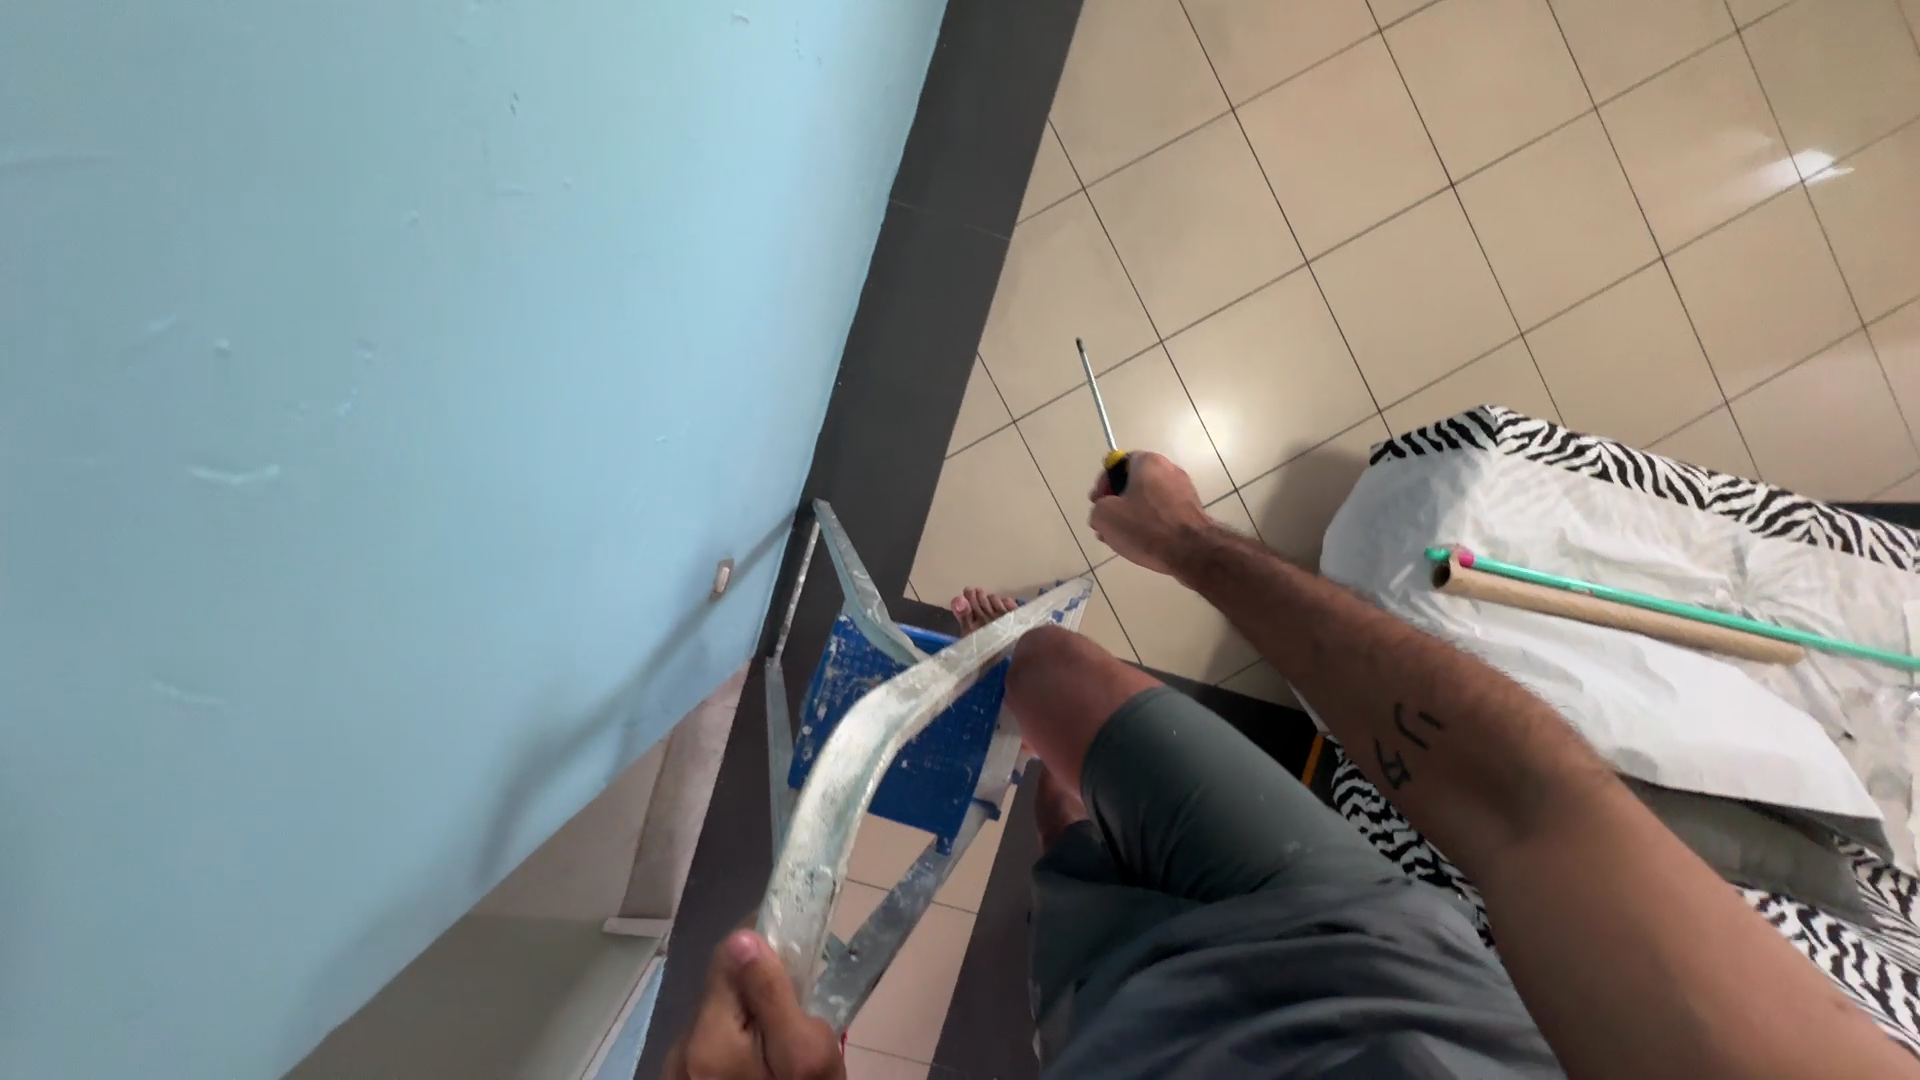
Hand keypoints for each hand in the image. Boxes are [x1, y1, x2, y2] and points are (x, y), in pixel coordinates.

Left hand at [665, 929, 844, 1079]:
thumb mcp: (807, 1054)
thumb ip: (774, 994)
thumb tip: (744, 936)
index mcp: (708, 1043)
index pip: (727, 954)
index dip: (764, 944)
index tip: (795, 957)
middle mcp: (678, 1055)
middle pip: (720, 986)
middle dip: (757, 989)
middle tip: (795, 1010)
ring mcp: (674, 1075)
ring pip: (716, 1016)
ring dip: (746, 1018)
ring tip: (777, 1046)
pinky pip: (709, 1046)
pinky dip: (735, 1045)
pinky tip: (758, 1067)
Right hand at [1088, 451, 1211, 575]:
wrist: (1190, 551)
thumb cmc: (1145, 526)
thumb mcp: (1104, 516)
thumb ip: (1098, 508)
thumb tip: (1105, 512)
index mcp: (1148, 462)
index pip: (1118, 463)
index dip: (1103, 484)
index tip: (1097, 503)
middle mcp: (1169, 469)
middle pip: (1133, 483)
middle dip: (1117, 503)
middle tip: (1107, 523)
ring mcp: (1184, 491)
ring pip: (1148, 501)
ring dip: (1132, 516)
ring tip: (1121, 538)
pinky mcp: (1192, 511)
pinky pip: (1163, 514)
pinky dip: (1150, 525)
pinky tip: (1142, 543)